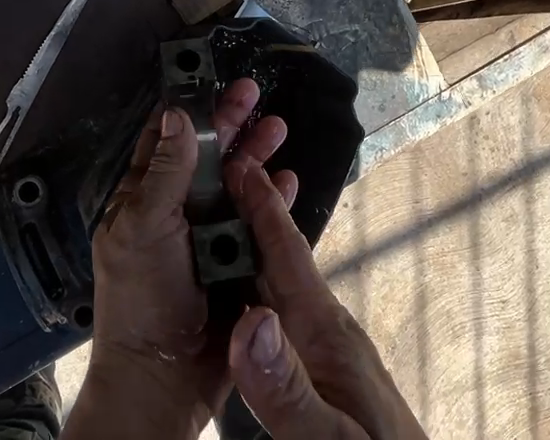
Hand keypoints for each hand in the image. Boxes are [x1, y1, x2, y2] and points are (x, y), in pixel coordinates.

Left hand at [62, 79, 297, 438]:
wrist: (165, 377)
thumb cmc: (143, 297)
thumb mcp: (144, 227)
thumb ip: (164, 172)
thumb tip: (173, 113)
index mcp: (144, 197)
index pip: (166, 138)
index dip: (187, 105)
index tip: (209, 77)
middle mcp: (176, 209)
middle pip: (207, 153)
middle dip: (229, 121)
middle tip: (253, 92)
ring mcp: (208, 233)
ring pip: (236, 182)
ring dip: (256, 154)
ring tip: (279, 128)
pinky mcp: (236, 259)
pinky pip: (258, 220)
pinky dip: (273, 197)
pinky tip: (288, 179)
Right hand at [226, 164, 427, 439]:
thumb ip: (288, 388)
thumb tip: (249, 319)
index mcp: (328, 336)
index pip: (289, 258)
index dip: (263, 210)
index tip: (240, 162)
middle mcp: (327, 333)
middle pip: (282, 262)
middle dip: (252, 216)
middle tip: (222, 174)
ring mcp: (327, 352)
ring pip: (281, 287)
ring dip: (254, 249)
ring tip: (224, 217)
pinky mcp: (322, 372)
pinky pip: (283, 314)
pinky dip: (257, 288)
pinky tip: (241, 291)